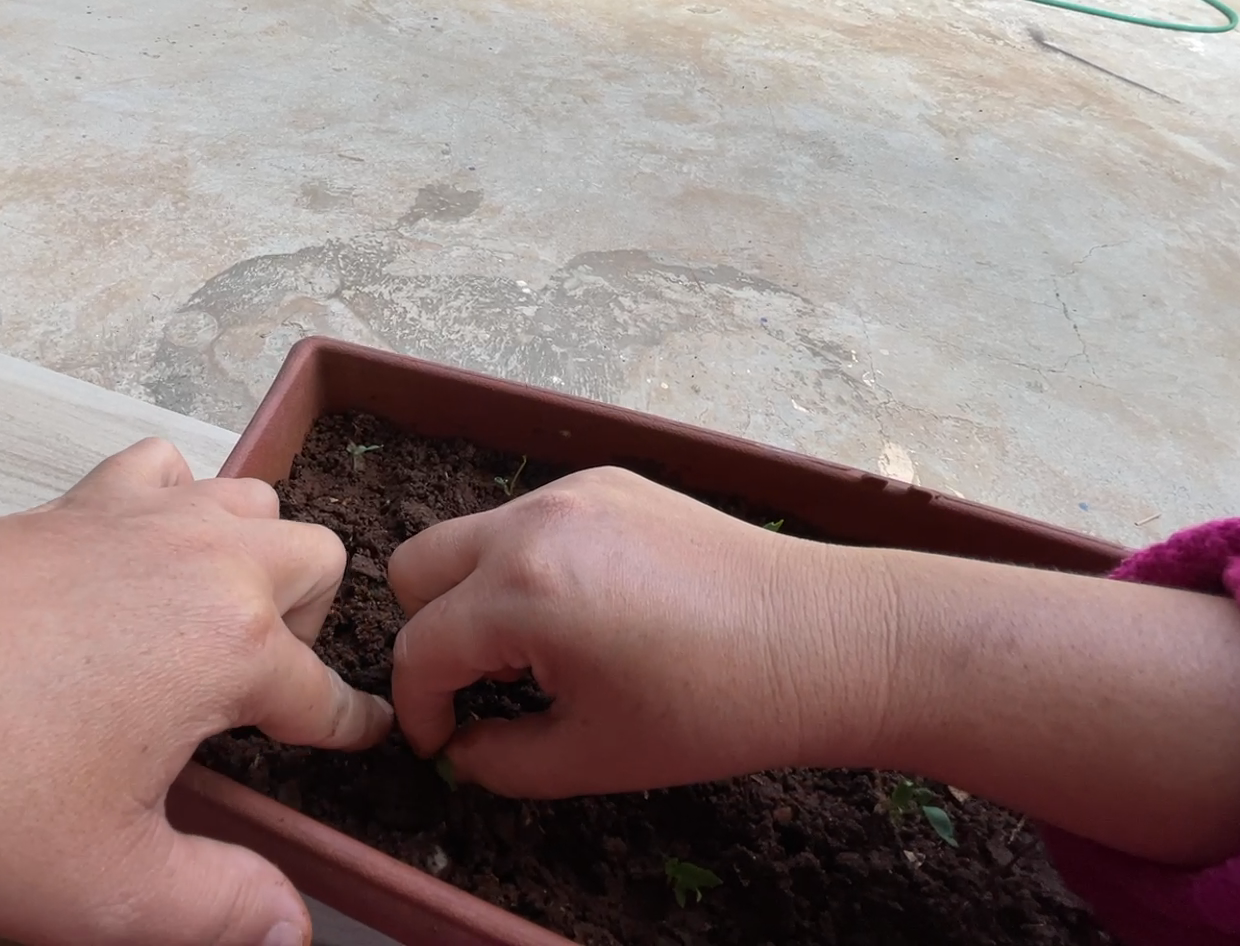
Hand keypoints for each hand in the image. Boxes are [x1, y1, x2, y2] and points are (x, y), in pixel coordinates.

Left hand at [0, 439, 389, 945]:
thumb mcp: (106, 889)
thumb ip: (223, 912)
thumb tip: (296, 937)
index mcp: (231, 645)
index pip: (326, 693)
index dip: (354, 724)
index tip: (367, 733)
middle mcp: (206, 561)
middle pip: (317, 558)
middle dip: (309, 620)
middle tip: (250, 682)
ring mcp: (142, 517)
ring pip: (251, 502)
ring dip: (252, 553)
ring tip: (201, 614)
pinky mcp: (78, 498)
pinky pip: (162, 469)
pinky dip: (173, 499)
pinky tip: (133, 553)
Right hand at [388, 467, 1239, 867]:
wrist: (825, 635)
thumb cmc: (711, 709)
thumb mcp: (591, 758)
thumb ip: (497, 760)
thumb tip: (457, 745)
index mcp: (521, 590)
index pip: (419, 647)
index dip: (418, 708)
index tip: (443, 739)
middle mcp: (529, 522)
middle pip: (414, 568)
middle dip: (430, 633)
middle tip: (482, 680)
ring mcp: (566, 491)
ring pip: (467, 537)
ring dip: (475, 594)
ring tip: (537, 641)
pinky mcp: (601, 479)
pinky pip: (526, 520)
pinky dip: (526, 563)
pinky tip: (588, 598)